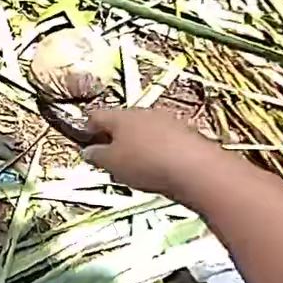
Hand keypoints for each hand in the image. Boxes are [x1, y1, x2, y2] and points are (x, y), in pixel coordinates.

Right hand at [80, 106, 225, 202]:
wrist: (196, 170)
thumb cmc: (145, 163)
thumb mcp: (112, 164)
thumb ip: (96, 156)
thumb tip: (87, 151)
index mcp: (120, 116)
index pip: (95, 116)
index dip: (86, 130)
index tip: (85, 144)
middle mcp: (143, 113)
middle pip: (120, 123)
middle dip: (113, 140)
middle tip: (109, 161)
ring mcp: (166, 121)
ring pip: (142, 132)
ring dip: (134, 147)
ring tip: (132, 170)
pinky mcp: (185, 134)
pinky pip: (161, 141)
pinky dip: (154, 152)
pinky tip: (155, 170)